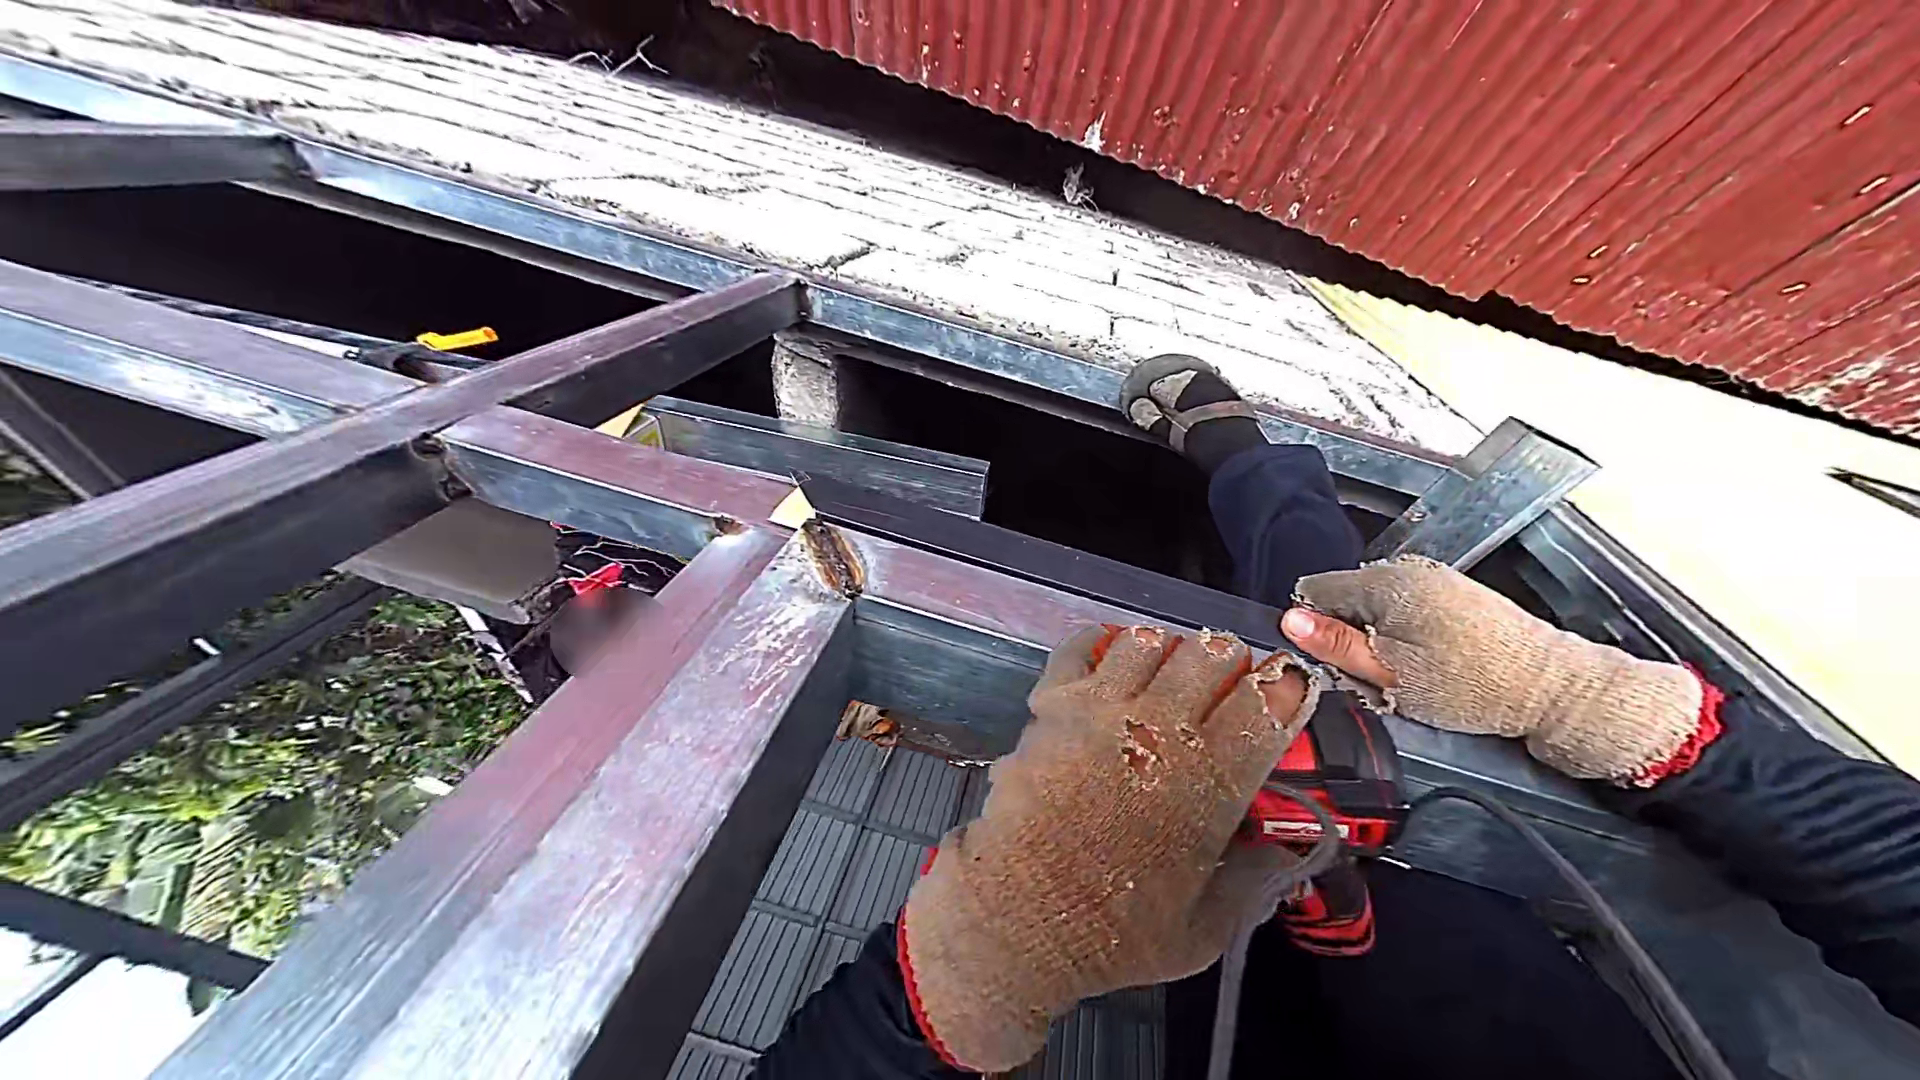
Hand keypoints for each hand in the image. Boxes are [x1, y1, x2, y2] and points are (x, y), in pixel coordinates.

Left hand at [900, 625, 1320, 1071]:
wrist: (1023, 910)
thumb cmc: (1116, 927)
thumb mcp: (1207, 924)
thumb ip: (1255, 879)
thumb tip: (1286, 849)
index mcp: (1211, 778)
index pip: (1266, 704)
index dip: (1285, 684)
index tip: (1287, 683)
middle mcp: (1160, 727)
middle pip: (1209, 655)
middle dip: (1227, 658)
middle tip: (1224, 677)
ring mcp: (1101, 707)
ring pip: (1146, 641)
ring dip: (1166, 647)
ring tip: (1166, 667)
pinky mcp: (1052, 703)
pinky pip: (1077, 648)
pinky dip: (1097, 640)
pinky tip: (1107, 652)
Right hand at [1280, 555, 1707, 786]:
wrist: (1557, 689)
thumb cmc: (1472, 685)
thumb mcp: (1389, 674)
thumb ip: (1335, 644)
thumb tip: (1290, 620)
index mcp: (1384, 584)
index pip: (1313, 590)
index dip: (1314, 625)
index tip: (1338, 656)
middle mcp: (1406, 570)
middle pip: (1343, 595)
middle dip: (1346, 629)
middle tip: (1375, 670)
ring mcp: (1432, 577)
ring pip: (1372, 601)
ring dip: (1374, 631)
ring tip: (1404, 666)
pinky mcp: (1452, 591)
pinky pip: (1403, 603)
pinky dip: (1401, 628)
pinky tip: (1426, 656)